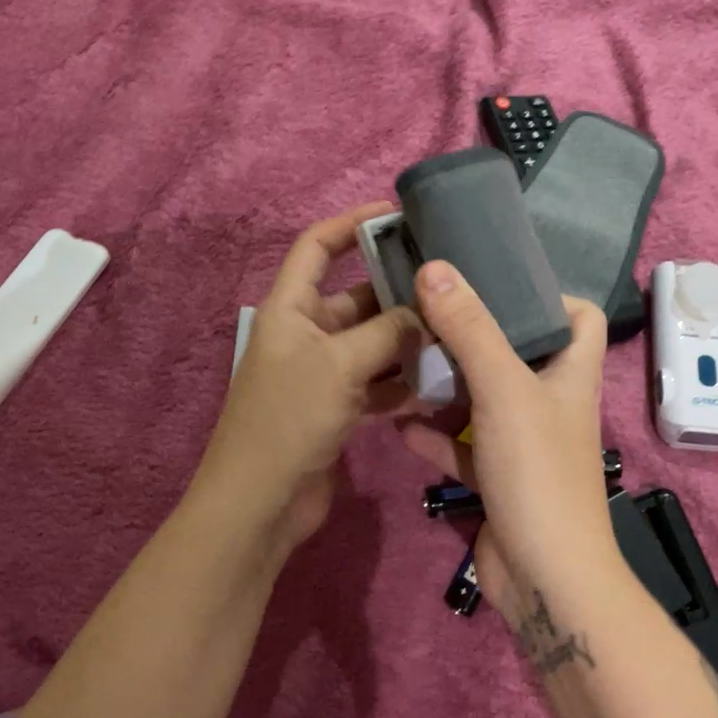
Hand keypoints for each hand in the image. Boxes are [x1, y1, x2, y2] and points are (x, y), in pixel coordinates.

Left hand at [196, 203, 420, 550]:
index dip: (352, 223)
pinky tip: (440, 382)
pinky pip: (377, 382)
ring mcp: (322, 373)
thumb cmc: (290, 419)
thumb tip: (428, 312)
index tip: (397, 213)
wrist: (260, 503)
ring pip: (373, 343)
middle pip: (357, 298)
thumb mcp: (340, 364)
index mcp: (290, 308)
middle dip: (399, 292)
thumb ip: (389, 333)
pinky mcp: (337, 408)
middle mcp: (306, 334)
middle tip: (451, 284)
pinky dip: (403, 381)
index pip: (318, 247)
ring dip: (408, 341)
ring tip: (457, 330)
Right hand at [399, 260, 613, 616]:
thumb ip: (471, 330)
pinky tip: (397, 422)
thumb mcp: (504, 390)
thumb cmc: (538, 471)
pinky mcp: (498, 479)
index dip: (550, 296)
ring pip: (485, 400)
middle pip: (520, 353)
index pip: (580, 317)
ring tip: (404, 357)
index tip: (497, 283)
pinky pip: (462, 446)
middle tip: (428, 311)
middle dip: (477, 334)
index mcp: (571, 374)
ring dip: (448, 383)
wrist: (546, 578)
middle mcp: (552, 403)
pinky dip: (434, 434)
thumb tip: (436, 268)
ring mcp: (525, 444)